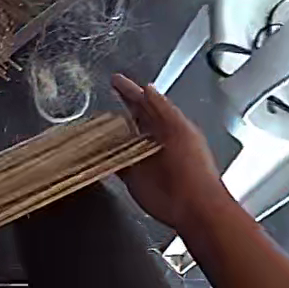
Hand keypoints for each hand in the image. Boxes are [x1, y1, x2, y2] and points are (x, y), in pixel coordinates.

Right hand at [112, 73, 233, 232]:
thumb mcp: (178, 130)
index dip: (131, 91)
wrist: (193, 206)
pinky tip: (97, 152)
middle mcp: (155, 141)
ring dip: (111, 133)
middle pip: (134, 119)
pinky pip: (115, 163)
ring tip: (95, 123)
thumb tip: (148, 89)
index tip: (116, 80)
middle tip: (105, 97)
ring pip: (124, 141)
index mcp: (168, 127)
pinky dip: (105, 157)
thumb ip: (162, 109)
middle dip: (121, 108)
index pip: (146, 102)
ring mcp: (143, 160)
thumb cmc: (192, 169)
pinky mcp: (134, 178)